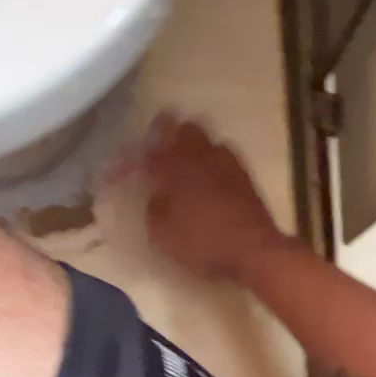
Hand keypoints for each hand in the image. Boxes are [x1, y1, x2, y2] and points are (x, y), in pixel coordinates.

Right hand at [127, 113, 295, 281]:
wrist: (253, 249)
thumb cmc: (202, 242)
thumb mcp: (162, 233)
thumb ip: (153, 208)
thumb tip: (154, 196)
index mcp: (173, 164)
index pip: (145, 151)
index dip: (130, 160)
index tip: (122, 170)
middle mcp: (199, 153)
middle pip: (181, 127)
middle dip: (167, 134)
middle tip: (159, 152)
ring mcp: (226, 160)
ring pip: (206, 138)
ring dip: (194, 146)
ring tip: (187, 165)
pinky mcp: (245, 173)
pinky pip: (224, 156)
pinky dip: (213, 162)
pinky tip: (211, 179)